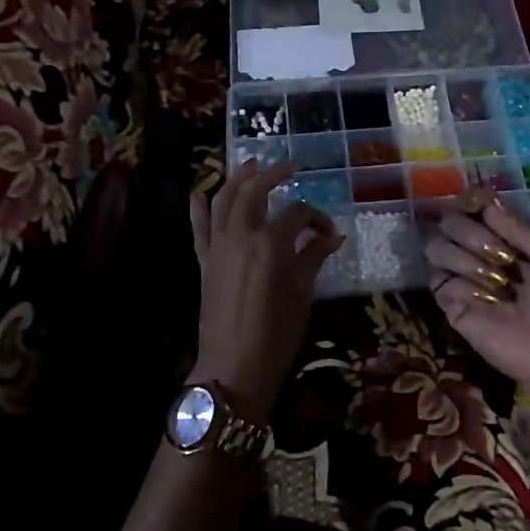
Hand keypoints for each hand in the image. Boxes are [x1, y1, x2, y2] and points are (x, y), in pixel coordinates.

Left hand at [188, 160, 344, 419]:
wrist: (233, 365)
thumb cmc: (276, 334)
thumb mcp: (302, 294)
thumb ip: (314, 258)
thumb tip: (331, 236)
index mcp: (270, 243)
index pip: (297, 214)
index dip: (317, 217)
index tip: (329, 233)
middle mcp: (241, 235)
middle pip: (254, 192)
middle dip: (272, 175)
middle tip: (288, 168)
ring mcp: (218, 246)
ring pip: (223, 200)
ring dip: (236, 179)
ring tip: (249, 165)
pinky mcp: (204, 261)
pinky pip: (198, 227)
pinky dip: (198, 207)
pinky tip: (199, 192)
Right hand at [424, 191, 529, 391]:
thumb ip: (521, 230)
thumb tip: (488, 204)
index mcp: (505, 240)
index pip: (475, 209)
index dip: (470, 201)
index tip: (476, 202)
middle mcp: (477, 254)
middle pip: (449, 223)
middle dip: (471, 233)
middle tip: (500, 255)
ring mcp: (461, 278)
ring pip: (436, 248)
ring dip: (464, 259)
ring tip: (494, 281)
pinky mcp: (450, 304)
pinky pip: (440, 282)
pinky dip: (462, 287)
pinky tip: (483, 301)